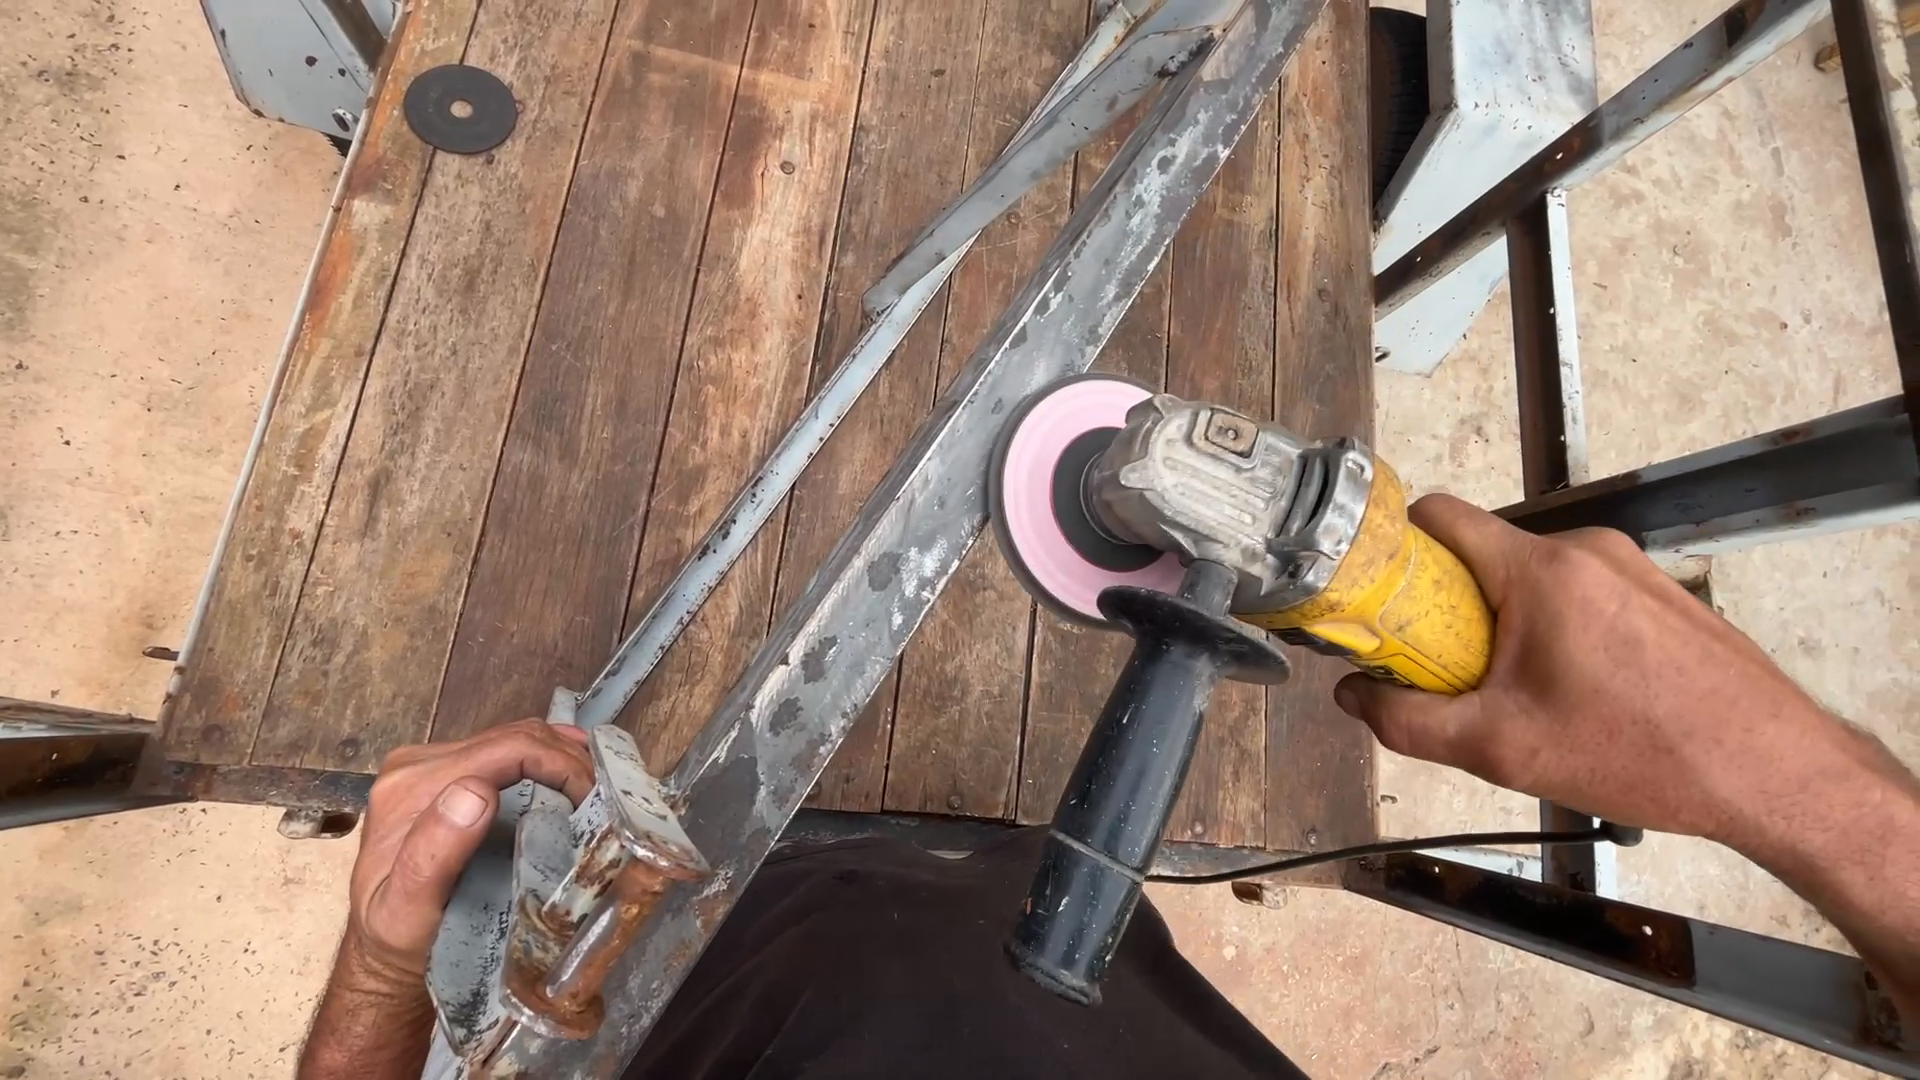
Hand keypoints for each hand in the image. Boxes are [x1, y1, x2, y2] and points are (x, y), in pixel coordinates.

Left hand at [343, 719, 594, 990]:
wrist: (385, 953)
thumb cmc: (399, 941)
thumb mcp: (406, 913)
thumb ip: (432, 855)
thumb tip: (476, 792)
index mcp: (411, 787)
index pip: (509, 748)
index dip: (561, 765)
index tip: (591, 800)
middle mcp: (418, 764)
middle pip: (517, 737)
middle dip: (570, 760)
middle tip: (601, 796)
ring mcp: (434, 762)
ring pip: (519, 736)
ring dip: (563, 756)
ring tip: (592, 788)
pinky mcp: (450, 768)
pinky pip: (513, 746)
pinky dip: (550, 755)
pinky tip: (572, 770)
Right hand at [1332, 494, 1888, 847]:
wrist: (1787, 781)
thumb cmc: (1634, 754)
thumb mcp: (1496, 748)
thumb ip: (1404, 720)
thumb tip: (1348, 693)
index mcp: (1541, 569)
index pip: (1439, 514)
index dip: (1395, 544)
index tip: (1382, 595)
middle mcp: (1585, 549)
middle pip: (1477, 551)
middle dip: (1446, 600)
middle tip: (1445, 661)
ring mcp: (1630, 565)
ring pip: (1523, 572)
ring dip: (1496, 614)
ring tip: (1509, 680)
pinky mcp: (1659, 589)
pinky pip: (1572, 587)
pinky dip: (1544, 621)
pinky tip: (1568, 681)